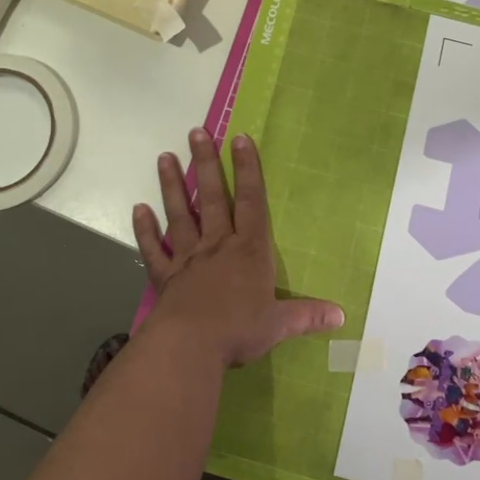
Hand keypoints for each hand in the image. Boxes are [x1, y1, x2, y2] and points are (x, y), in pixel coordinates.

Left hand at [133, 129, 343, 367]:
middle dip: (205, 163)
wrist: (190, 346)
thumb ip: (307, 315)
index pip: (251, 201)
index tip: (239, 139)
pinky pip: (154, 249)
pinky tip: (138, 209)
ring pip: (180, 213)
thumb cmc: (238, 330)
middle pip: (211, 197)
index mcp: (249, 250)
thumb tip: (341, 316)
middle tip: (196, 133)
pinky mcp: (165, 276)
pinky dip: (145, 229)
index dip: (247, 169)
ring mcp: (188, 258)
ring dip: (172, 184)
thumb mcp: (279, 324)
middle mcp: (217, 245)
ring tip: (164, 156)